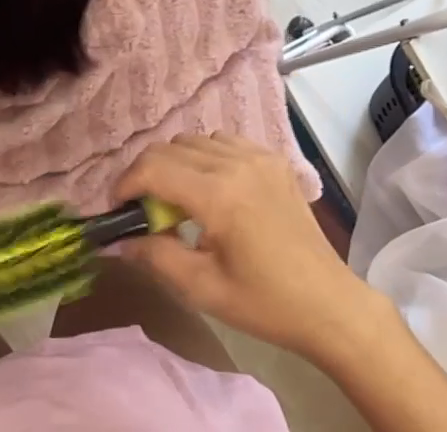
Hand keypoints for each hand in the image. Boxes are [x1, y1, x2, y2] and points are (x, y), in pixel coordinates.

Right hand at [115, 134, 380, 357]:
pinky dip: (206, 157)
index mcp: (218, 195)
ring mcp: (258, 157)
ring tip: (179, 200)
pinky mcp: (274, 160)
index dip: (125, 184)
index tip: (118, 209)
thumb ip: (155, 256)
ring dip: (176, 164)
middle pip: (169, 148)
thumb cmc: (264, 303)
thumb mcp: (202, 288)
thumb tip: (117, 241)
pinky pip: (224, 142)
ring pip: (195, 141)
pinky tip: (212, 190)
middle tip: (144, 210)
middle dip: (146, 174)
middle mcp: (236, 163)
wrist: (329, 304)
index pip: (153, 168)